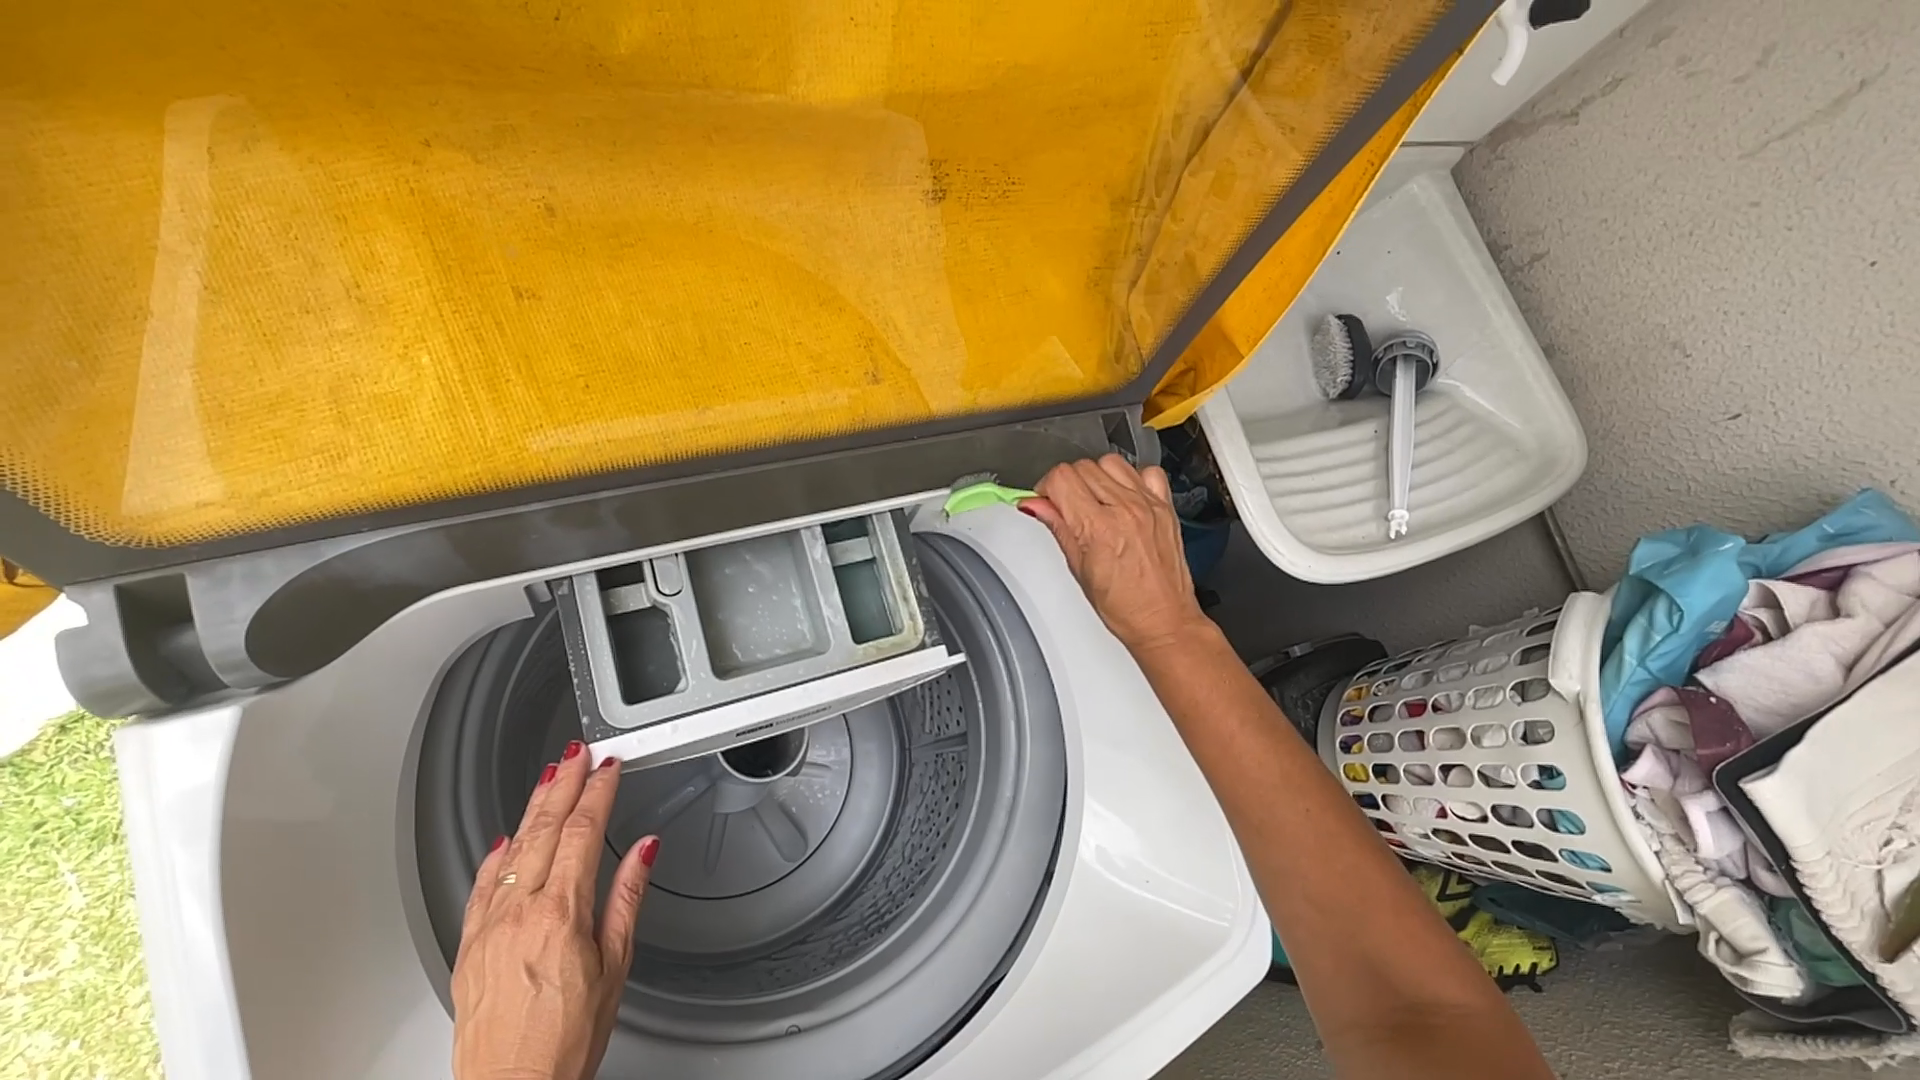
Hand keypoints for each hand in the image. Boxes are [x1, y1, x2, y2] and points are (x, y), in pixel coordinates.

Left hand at [451, 744, 657, 1079]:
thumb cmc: (566, 1040)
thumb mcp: (616, 965)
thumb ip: (628, 897)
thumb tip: (644, 849)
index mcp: (559, 914)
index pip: (582, 833)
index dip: (597, 793)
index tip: (609, 768)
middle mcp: (517, 913)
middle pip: (543, 830)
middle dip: (563, 784)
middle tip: (577, 753)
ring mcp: (487, 928)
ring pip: (510, 850)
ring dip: (532, 808)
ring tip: (547, 778)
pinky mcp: (468, 947)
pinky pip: (479, 886)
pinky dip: (495, 855)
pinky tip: (504, 838)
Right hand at [1020, 454, 1210, 653]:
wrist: (1164, 620)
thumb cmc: (1125, 607)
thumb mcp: (1079, 569)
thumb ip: (1058, 527)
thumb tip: (1036, 505)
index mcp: (1099, 527)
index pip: (1061, 478)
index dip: (1046, 488)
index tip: (1046, 502)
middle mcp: (1125, 510)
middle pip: (1082, 467)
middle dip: (1068, 484)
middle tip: (1067, 507)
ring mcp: (1148, 505)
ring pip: (1110, 462)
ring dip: (1096, 477)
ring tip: (1095, 501)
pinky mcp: (1165, 506)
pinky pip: (1147, 471)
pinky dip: (1132, 478)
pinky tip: (1124, 497)